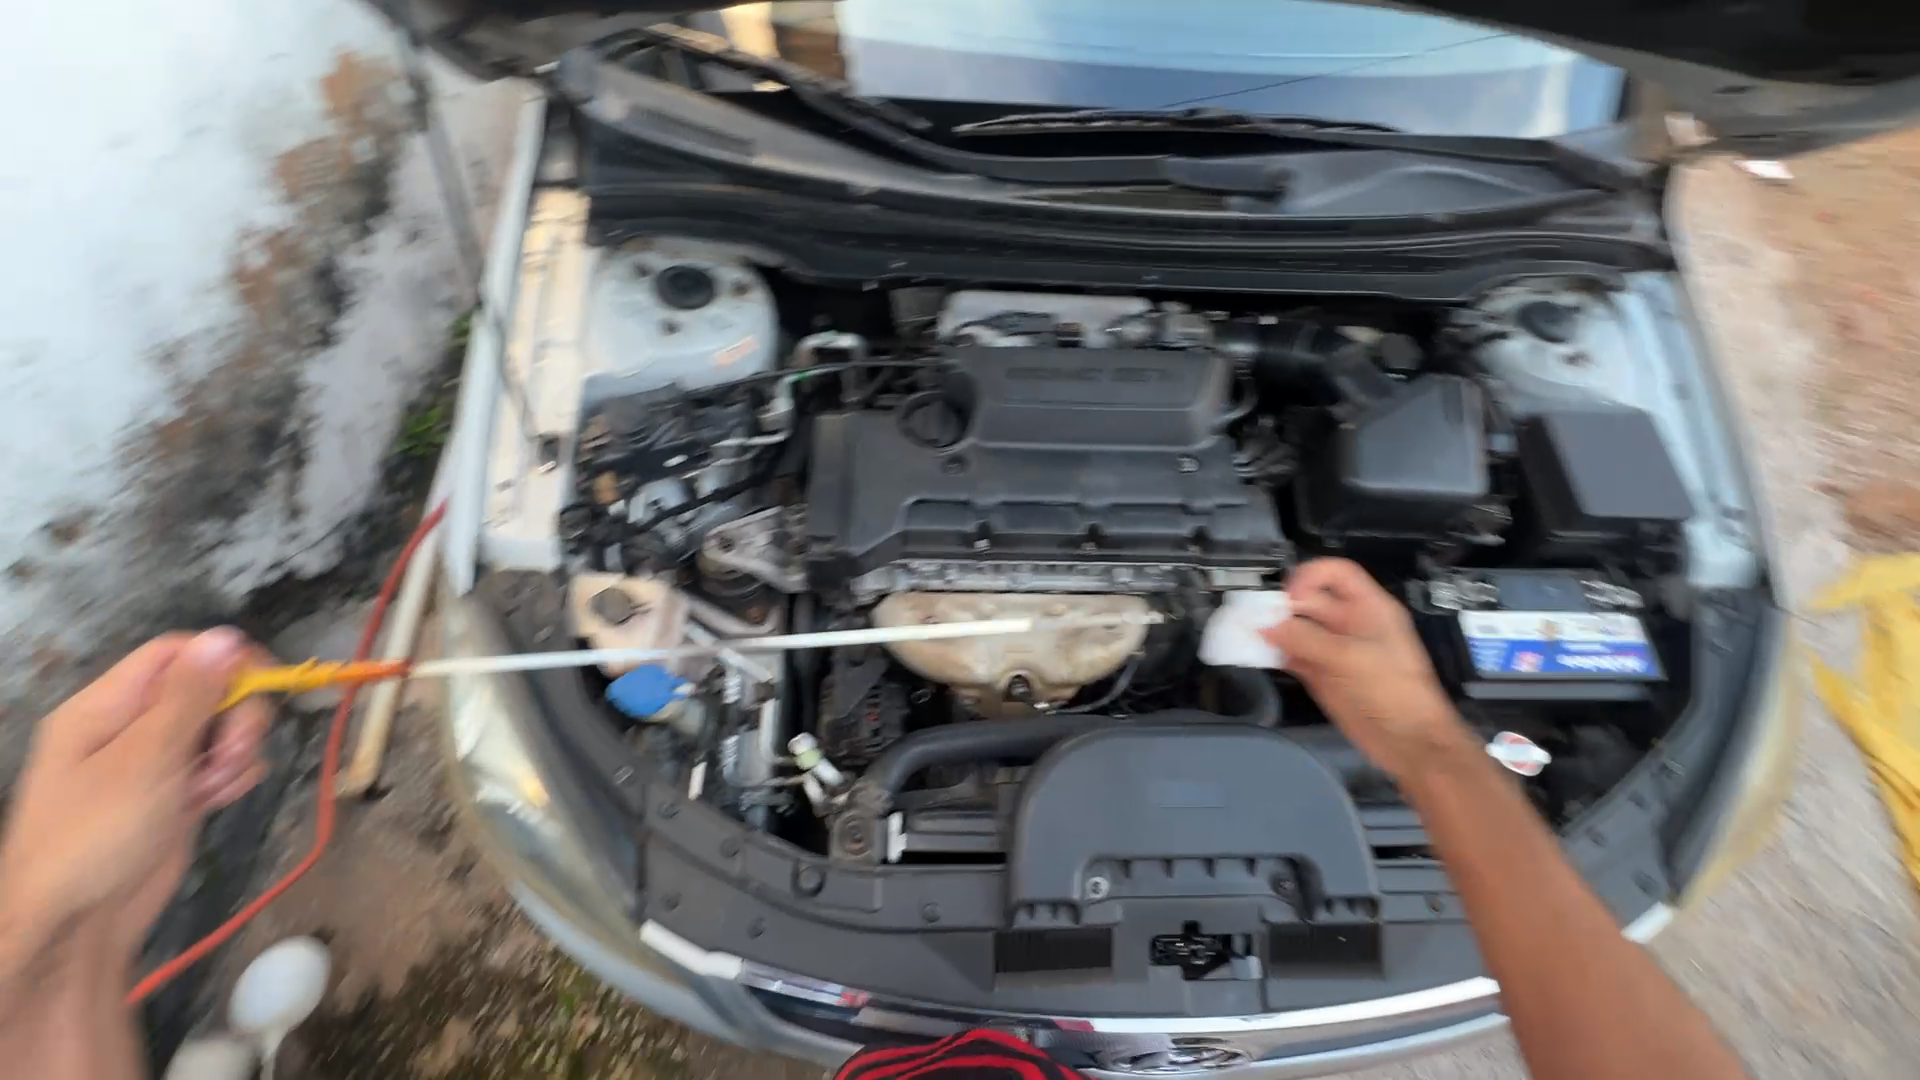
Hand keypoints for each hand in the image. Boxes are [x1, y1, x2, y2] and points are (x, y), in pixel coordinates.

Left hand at [0, 630, 270, 958]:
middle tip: (229, 754)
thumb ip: (190, 696)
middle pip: (216, 688)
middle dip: (239, 719)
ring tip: (211, 787)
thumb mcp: (147, 759)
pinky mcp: (183, 784)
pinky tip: (214, 801)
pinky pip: (230, 760)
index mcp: (107, 708)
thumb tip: (226, 635)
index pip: (179, 654)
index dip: (226, 660)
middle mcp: (134, 725)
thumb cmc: (98, 833)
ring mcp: (160, 757)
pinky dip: (235, 776)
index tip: (264, 685)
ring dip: (239, 752)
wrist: (79, 920)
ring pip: (230, 725)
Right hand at [1264, 559, 1470, 783]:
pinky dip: (1273, 654)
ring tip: (1244, 634)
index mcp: (1368, 608)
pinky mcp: (1320, 674)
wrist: (1409, 742)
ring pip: (1295, 629)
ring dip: (1271, 630)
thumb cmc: (1391, 691)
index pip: (1336, 574)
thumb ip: (1304, 638)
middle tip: (1252, 617)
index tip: (1288, 596)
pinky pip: (1291, 655)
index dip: (1310, 576)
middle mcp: (1348, 623)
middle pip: (1308, 601)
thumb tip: (1263, 625)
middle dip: (1280, 606)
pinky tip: (1254, 655)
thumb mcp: (1348, 658)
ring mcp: (1332, 649)